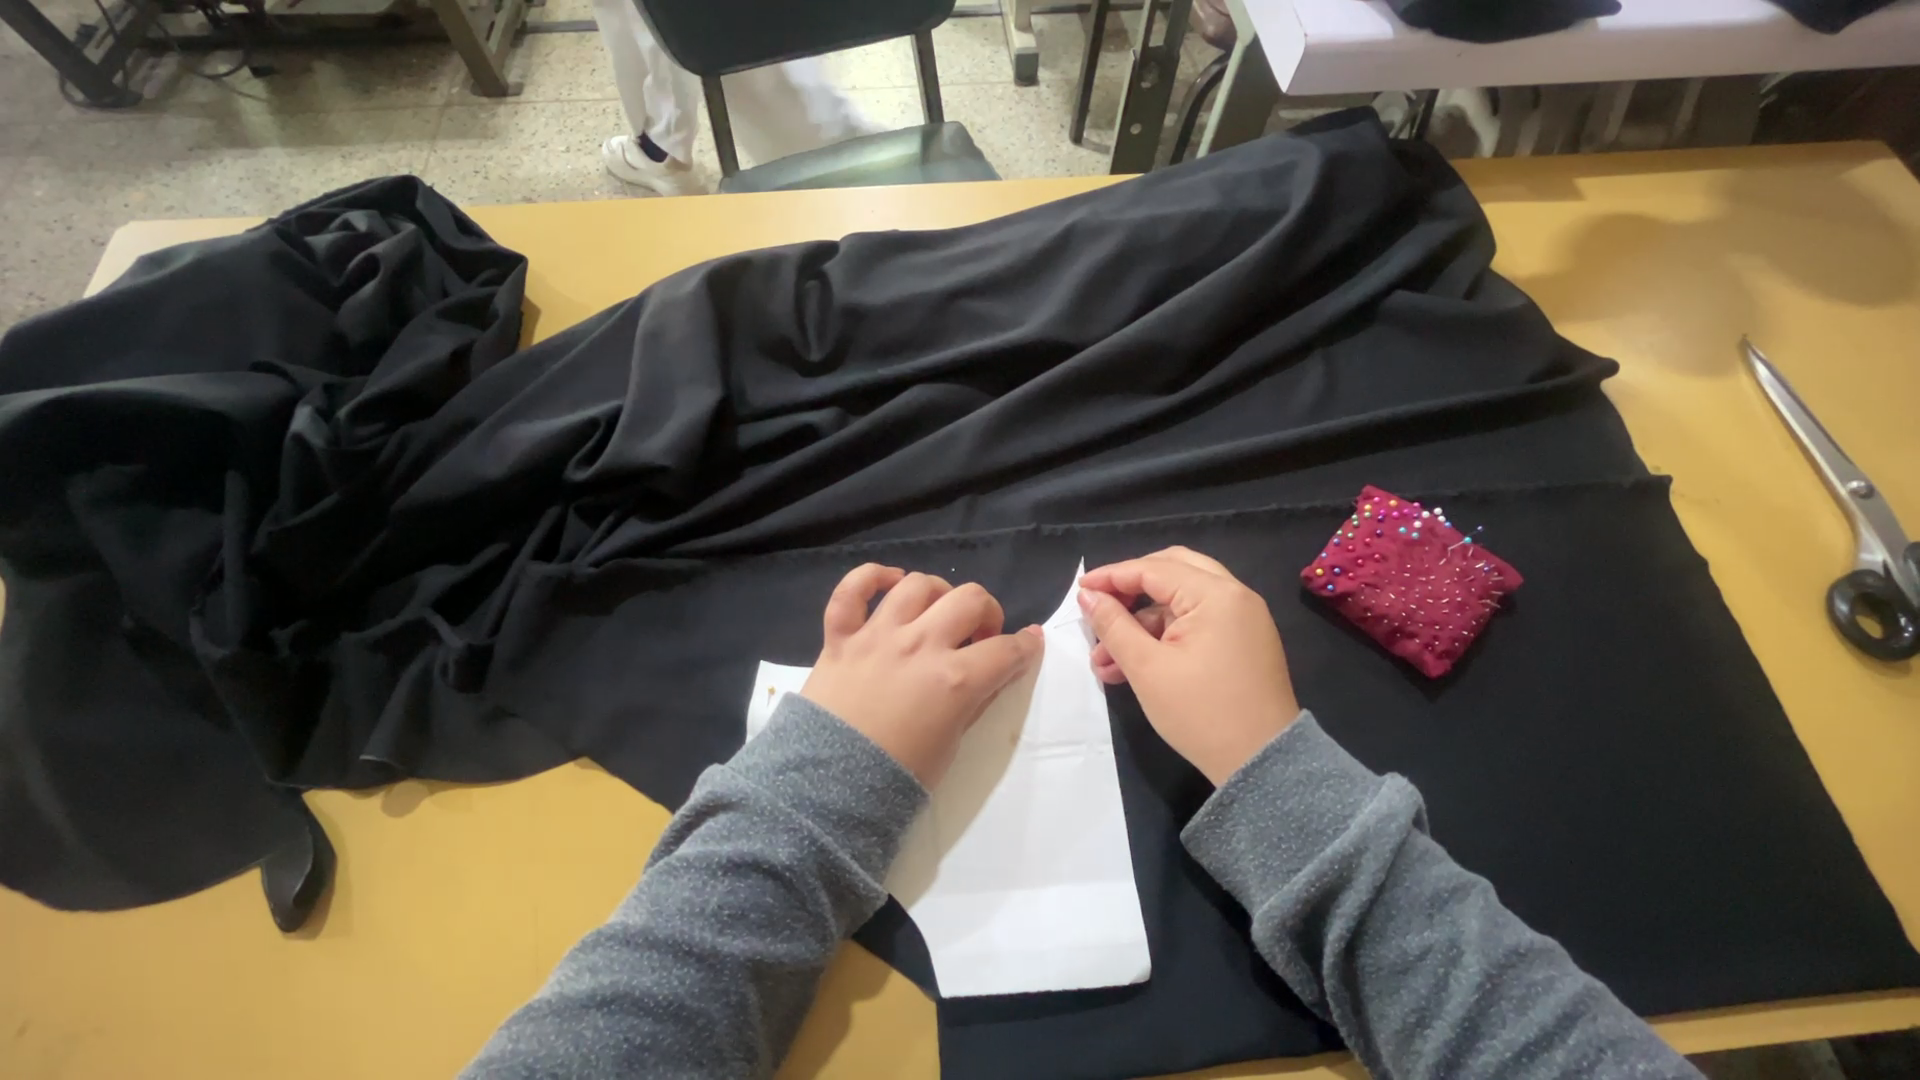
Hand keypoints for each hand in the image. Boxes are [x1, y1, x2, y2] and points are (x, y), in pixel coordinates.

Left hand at [802, 565, 1043, 787]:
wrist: (825, 788)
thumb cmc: (895, 776)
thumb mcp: (951, 744)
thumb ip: (975, 701)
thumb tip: (999, 672)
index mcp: (954, 679)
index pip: (1006, 649)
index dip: (1026, 646)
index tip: (1029, 644)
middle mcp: (920, 645)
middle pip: (969, 599)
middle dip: (987, 612)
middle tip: (980, 635)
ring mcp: (877, 636)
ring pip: (917, 585)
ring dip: (938, 593)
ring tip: (938, 612)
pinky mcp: (840, 637)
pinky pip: (851, 589)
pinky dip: (870, 577)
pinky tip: (889, 582)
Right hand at [1077, 547, 1298, 785]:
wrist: (1260, 763)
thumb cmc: (1200, 712)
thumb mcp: (1146, 668)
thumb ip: (1113, 624)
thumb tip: (1088, 595)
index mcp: (1216, 595)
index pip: (1153, 569)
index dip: (1111, 577)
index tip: (1079, 591)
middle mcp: (1234, 596)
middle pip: (1172, 571)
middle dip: (1131, 588)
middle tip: (1100, 607)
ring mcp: (1242, 619)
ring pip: (1181, 600)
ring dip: (1142, 620)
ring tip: (1103, 658)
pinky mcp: (1242, 642)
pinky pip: (1196, 622)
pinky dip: (1164, 634)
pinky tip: (1131, 664)